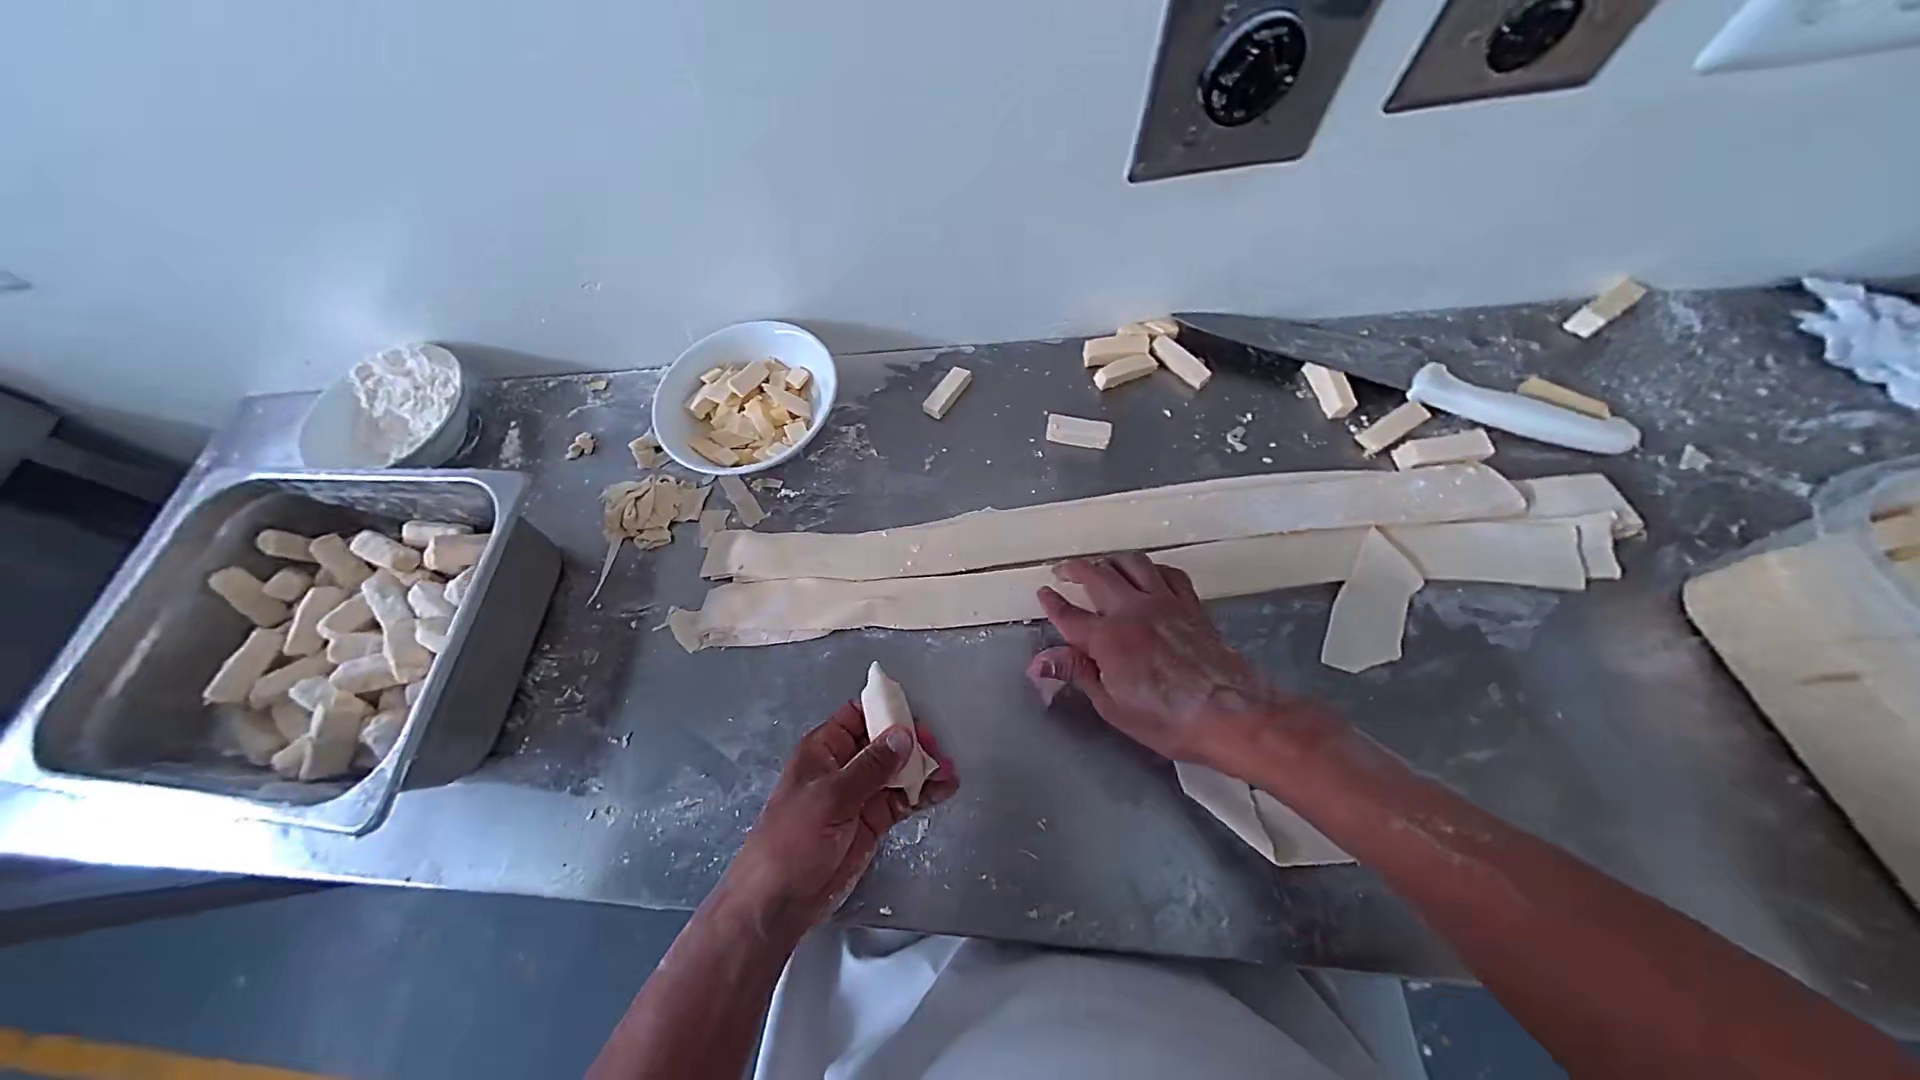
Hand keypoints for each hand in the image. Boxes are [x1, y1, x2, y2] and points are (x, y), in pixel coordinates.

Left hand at [720, 702, 957, 939]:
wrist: (778, 902)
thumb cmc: (792, 840)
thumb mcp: (830, 798)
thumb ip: (871, 766)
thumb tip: (903, 735)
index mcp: (824, 749)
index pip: (858, 716)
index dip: (885, 711)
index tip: (915, 716)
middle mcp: (845, 765)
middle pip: (885, 741)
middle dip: (912, 742)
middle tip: (936, 750)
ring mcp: (861, 794)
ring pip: (899, 770)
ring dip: (924, 768)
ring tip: (949, 771)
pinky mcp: (874, 819)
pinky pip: (904, 797)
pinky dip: (924, 792)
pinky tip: (944, 789)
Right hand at [1030, 554, 1326, 770]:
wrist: (1231, 714)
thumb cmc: (1168, 719)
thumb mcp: (1112, 706)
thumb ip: (1077, 673)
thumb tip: (1040, 663)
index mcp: (1108, 638)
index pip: (1069, 615)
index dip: (1052, 603)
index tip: (1043, 594)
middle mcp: (1132, 610)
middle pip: (1096, 575)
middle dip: (1073, 569)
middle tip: (1062, 571)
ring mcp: (1164, 602)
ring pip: (1131, 563)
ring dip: (1110, 560)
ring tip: (1101, 565)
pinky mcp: (1191, 604)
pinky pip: (1168, 573)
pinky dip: (1151, 568)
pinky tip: (1147, 575)